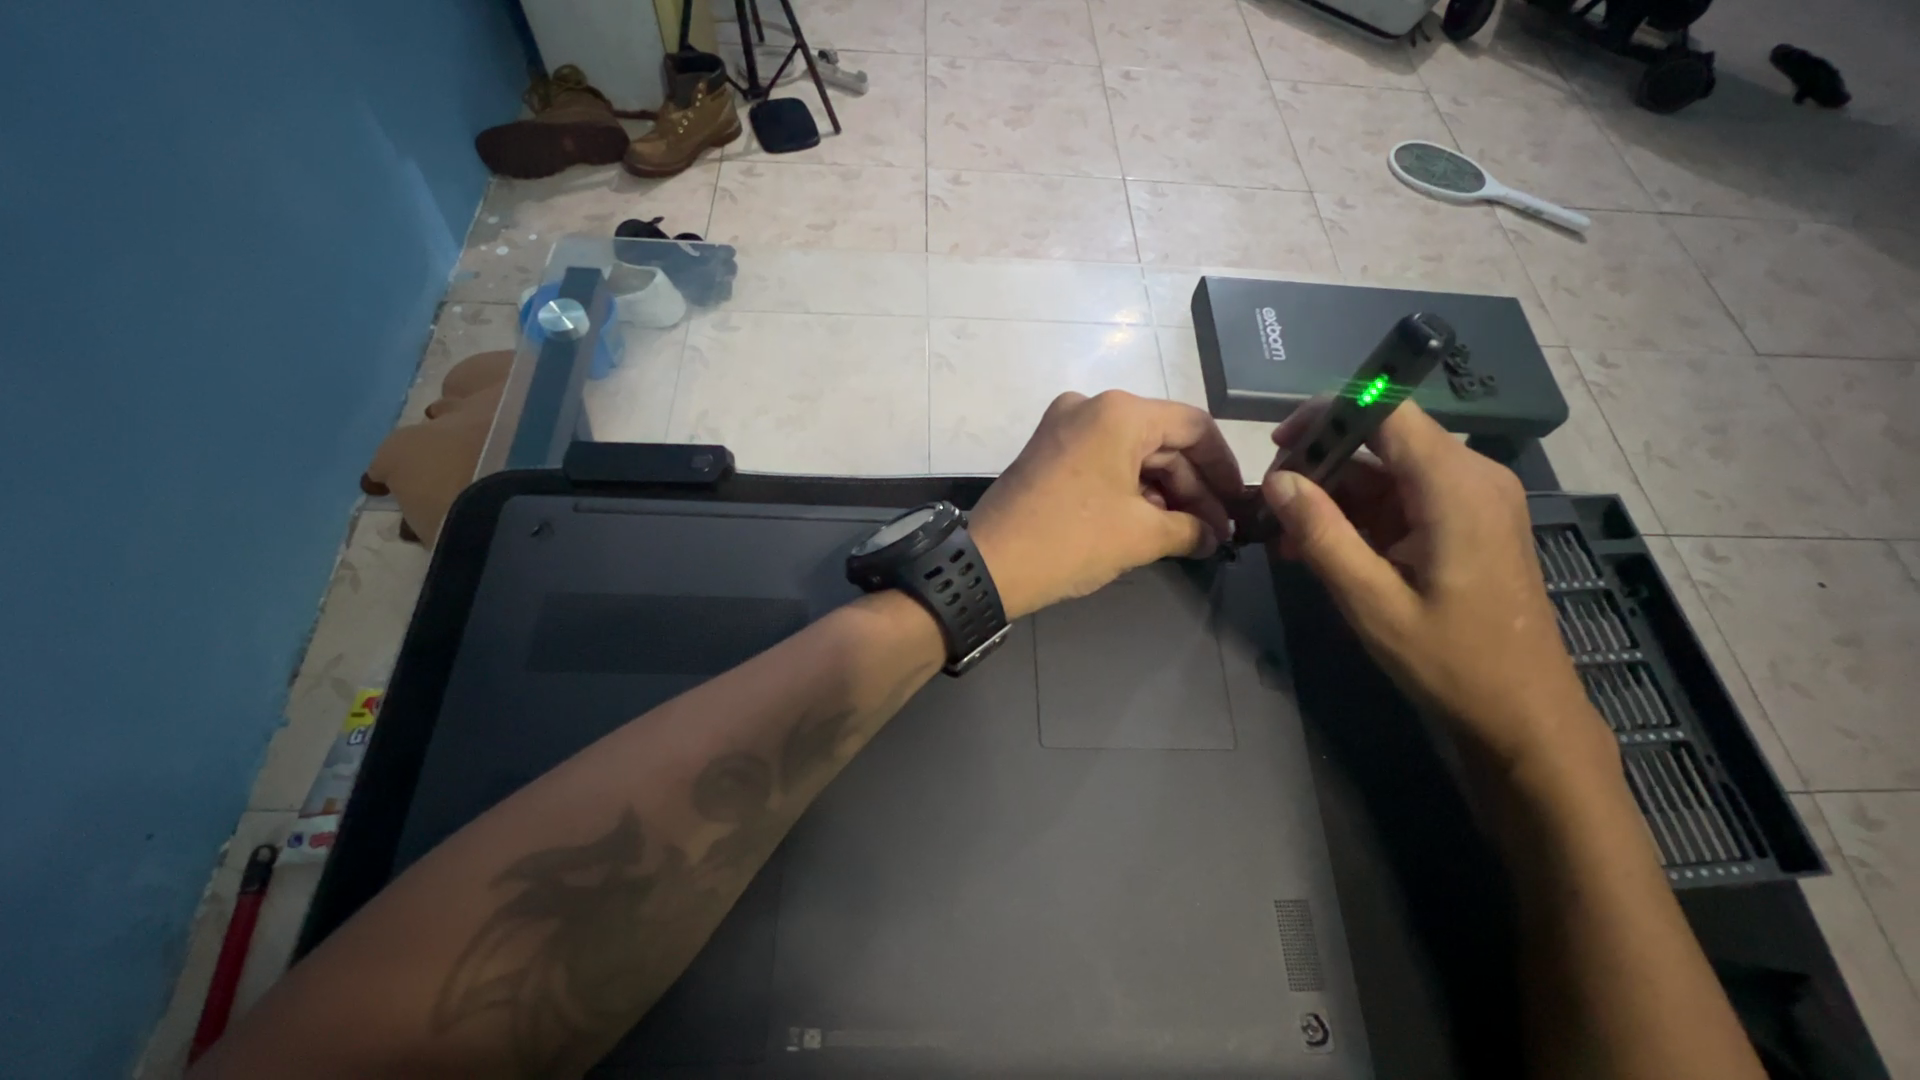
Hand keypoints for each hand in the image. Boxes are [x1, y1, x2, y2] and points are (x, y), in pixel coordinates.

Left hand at [968, 391, 1241, 619]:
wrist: (987, 565)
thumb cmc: (1071, 541)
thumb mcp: (1141, 536)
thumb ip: (1190, 529)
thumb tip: (1214, 536)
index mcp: (1119, 413)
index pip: (1194, 427)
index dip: (1224, 467)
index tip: (1240, 504)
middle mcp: (1091, 406)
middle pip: (1163, 442)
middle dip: (1194, 488)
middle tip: (1218, 532)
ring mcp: (1064, 427)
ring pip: (1134, 455)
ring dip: (1165, 494)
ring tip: (1191, 535)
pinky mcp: (1049, 452)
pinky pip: (1104, 463)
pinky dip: (1132, 491)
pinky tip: (1154, 525)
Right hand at [1262, 399, 1609, 774]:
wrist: (1526, 716)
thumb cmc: (1452, 662)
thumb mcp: (1372, 602)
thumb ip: (1323, 534)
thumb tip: (1278, 480)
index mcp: (1456, 486)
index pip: (1385, 410)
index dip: (1326, 414)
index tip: (1276, 446)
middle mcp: (1473, 477)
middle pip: (1382, 441)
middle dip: (1320, 466)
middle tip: (1272, 508)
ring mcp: (1475, 500)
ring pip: (1387, 473)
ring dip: (1335, 498)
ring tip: (1287, 540)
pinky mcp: (1470, 523)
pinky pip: (1404, 500)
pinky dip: (1360, 518)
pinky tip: (1322, 551)